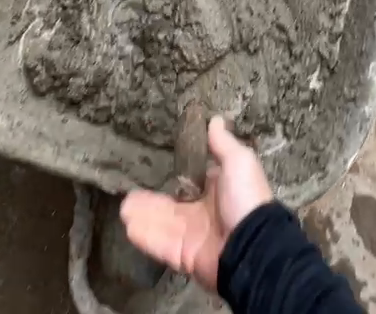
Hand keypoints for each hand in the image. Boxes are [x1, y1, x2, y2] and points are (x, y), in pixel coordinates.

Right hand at [120, 117, 272, 292]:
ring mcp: (192, 236)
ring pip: (161, 224)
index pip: (191, 183)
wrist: (252, 243)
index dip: (175, 177)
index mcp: (217, 191)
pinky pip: (160, 243)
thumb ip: (223, 143)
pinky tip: (129, 226)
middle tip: (129, 194)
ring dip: (143, 216)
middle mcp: (203, 214)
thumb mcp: (238, 161)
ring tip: (123, 208)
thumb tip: (215, 119)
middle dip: (150, 202)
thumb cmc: (245, 197)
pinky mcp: (184, 255)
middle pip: (170, 207)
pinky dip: (145, 235)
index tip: (156, 168)